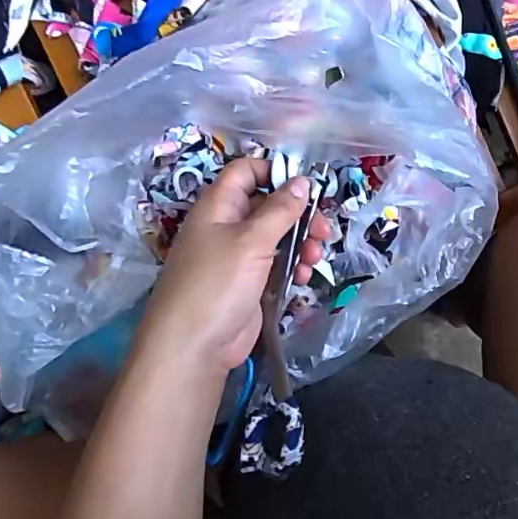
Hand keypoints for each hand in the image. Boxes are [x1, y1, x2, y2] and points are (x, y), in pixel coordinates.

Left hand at [135, 158, 330, 374]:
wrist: (194, 347)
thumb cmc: (217, 284)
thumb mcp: (252, 241)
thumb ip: (281, 209)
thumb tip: (303, 181)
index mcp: (219, 206)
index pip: (247, 171)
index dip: (275, 172)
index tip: (306, 185)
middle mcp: (227, 226)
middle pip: (270, 205)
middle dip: (300, 215)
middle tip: (323, 229)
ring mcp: (238, 256)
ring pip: (278, 236)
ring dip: (302, 242)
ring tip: (315, 258)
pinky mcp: (249, 282)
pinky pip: (277, 263)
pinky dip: (294, 266)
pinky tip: (305, 277)